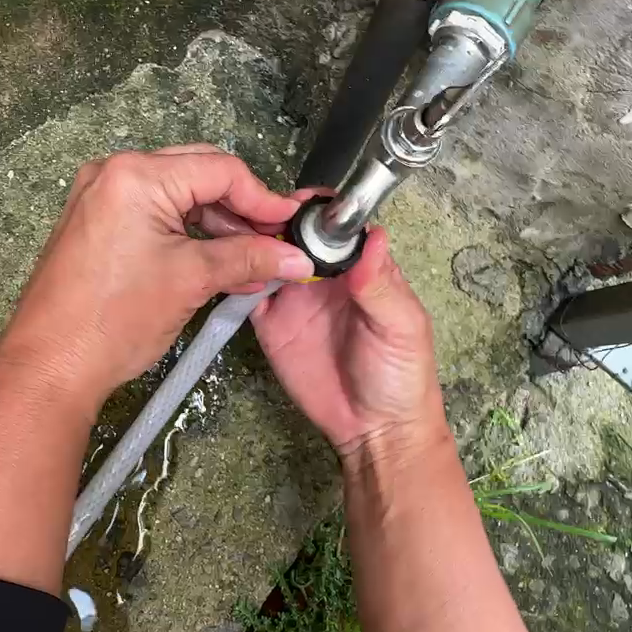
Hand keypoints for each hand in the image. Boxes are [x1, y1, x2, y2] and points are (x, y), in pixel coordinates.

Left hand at [0, 145, 313, 401]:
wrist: (50, 366)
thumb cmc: (113, 321)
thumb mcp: (192, 280)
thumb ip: (249, 258)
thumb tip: (296, 257)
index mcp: (136, 175)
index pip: (220, 170)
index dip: (263, 198)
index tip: (290, 225)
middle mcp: (115, 173)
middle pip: (199, 174)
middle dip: (241, 209)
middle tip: (273, 241)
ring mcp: (101, 196)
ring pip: (178, 195)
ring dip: (217, 224)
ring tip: (250, 261)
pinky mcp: (96, 221)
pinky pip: (154, 213)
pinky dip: (187, 233)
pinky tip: (216, 261)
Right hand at [250, 227, 443, 455]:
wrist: (373, 431)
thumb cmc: (401, 374)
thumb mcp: (401, 326)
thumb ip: (381, 283)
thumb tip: (373, 236)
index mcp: (361, 267)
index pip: (339, 226)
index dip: (322, 209)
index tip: (303, 201)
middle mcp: (325, 275)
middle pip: (298, 233)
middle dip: (279, 217)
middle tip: (261, 214)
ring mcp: (295, 297)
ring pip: (270, 255)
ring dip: (254, 239)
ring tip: (240, 232)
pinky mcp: (270, 322)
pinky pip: (250, 290)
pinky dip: (238, 274)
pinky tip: (230, 265)